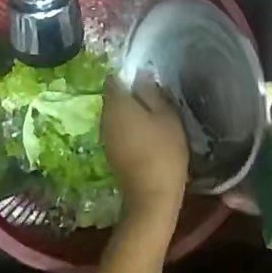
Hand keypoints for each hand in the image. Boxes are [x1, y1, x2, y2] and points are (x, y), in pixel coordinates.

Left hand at [102, 74, 188, 223]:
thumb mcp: (167, 116)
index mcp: (116, 103)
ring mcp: (105, 135)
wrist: (152, 197)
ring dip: (132, 113)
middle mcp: (104, 116)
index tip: (147, 79)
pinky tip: (148, 136)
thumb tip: (142, 75)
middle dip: (132, 94)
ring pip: (117, 114)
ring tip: (155, 118)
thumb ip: (153, 92)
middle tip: (156, 98)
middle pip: (115, 97)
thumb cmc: (163, 151)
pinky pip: (119, 130)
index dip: (129, 75)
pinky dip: (130, 129)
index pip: (114, 78)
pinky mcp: (110, 152)